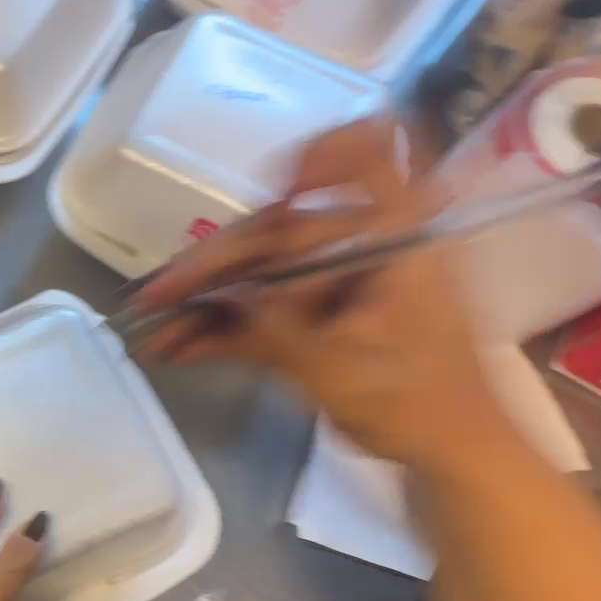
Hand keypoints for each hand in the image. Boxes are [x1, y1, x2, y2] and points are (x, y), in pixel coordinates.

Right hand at [132, 118, 518, 474]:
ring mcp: (334, 282)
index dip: (318, 156)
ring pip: (254, 275)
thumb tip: (213, 297)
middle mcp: (359, 246)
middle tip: (153, 298)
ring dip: (201, 303)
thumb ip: (272, 326)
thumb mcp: (338, 365)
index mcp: (392, 235)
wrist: (449, 448)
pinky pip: (258, 312)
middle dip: (209, 264)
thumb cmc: (417, 401)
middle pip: (275, 231)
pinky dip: (217, 330)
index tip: (273, 194)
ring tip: (150, 333)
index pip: (372, 152)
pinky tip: (174, 349)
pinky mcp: (315, 316)